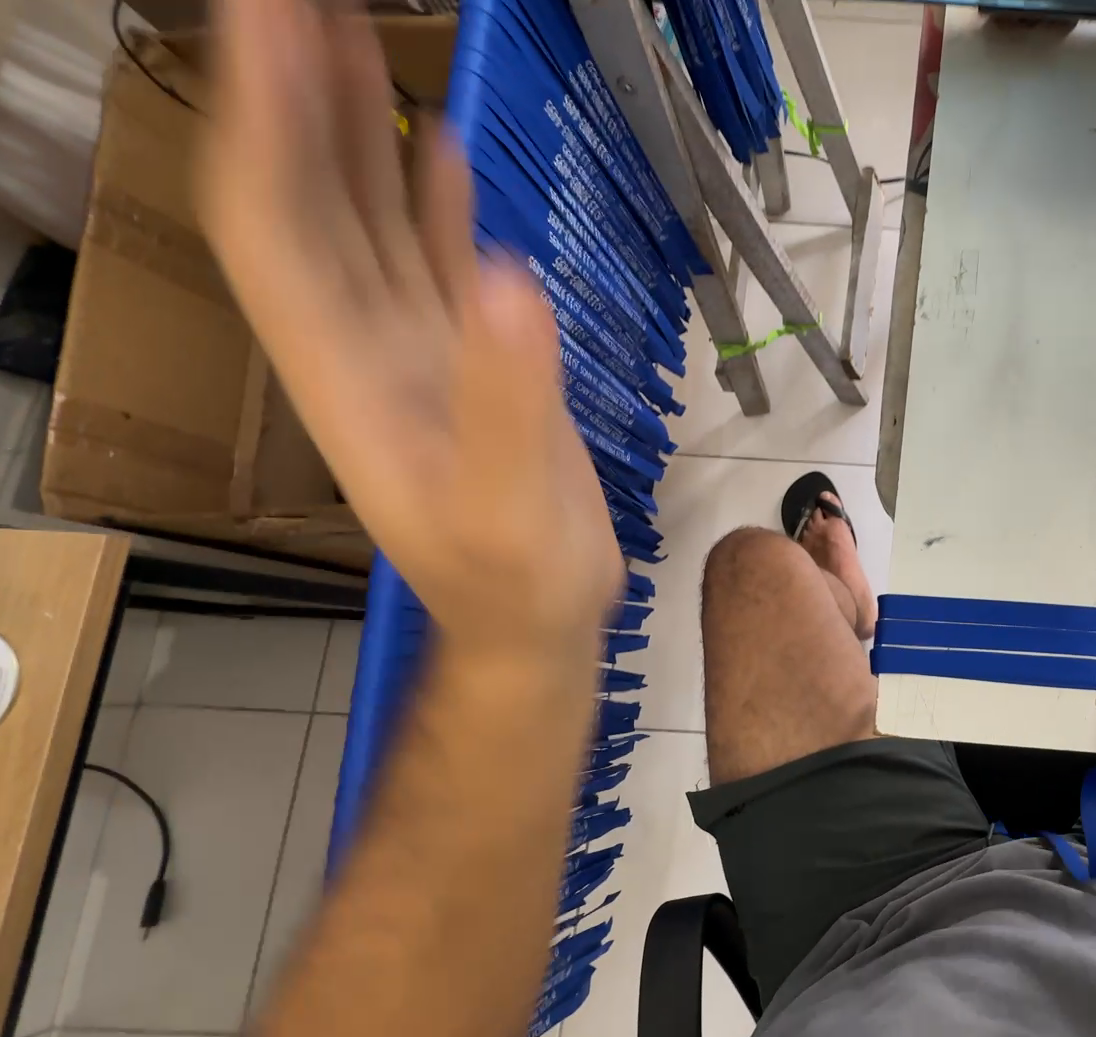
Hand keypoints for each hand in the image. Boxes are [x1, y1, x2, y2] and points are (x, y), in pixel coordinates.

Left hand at [197, 0, 622, 655]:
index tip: (272, 18)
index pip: (277, 228)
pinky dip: (429, 200)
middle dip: (295, 95)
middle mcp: (364, 348)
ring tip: (355, 35)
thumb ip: (507, 399)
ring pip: (366, 222)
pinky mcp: (470, 363)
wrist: (535, 623)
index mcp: (349, 378)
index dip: (265, 121)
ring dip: (352, 130)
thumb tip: (506, 276)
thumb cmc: (517, 583)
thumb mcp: (509, 506)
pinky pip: (435, 263)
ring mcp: (417, 352)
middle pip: (308, 204)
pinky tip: (435, 147)